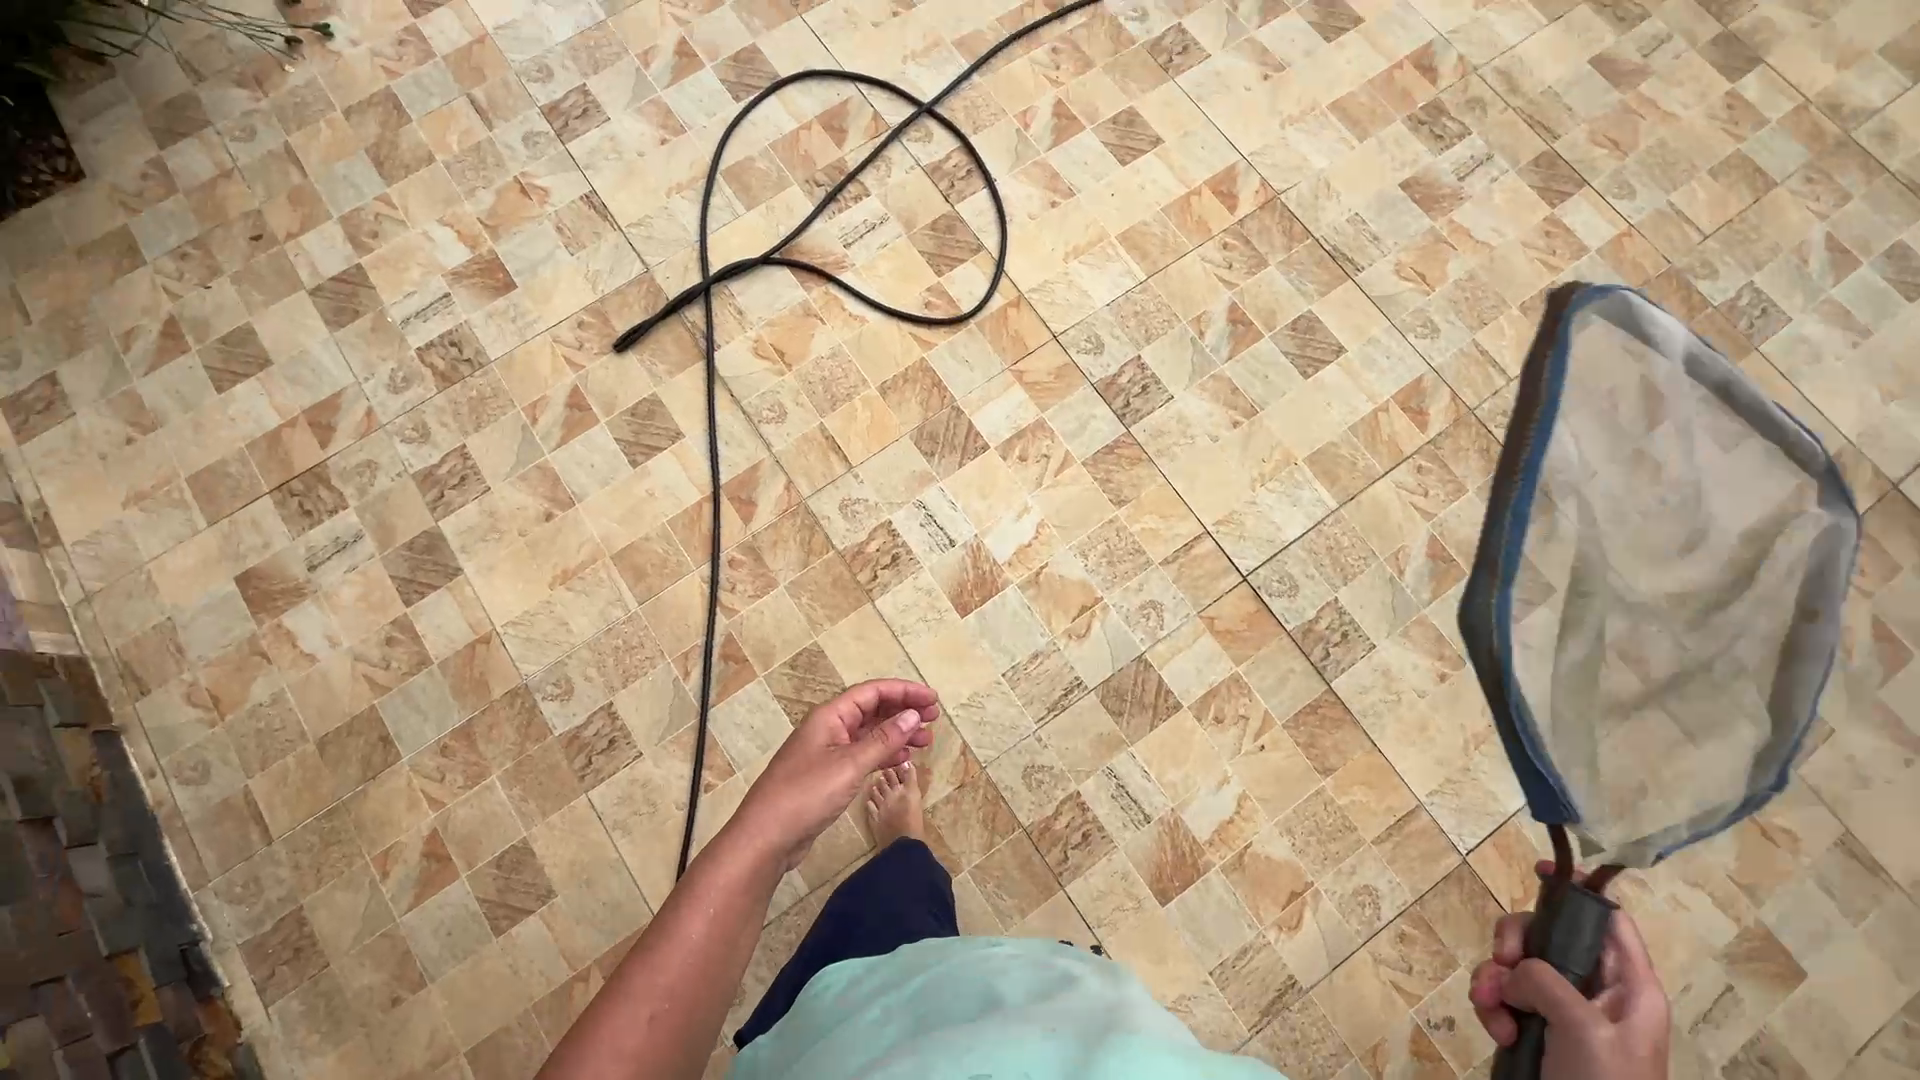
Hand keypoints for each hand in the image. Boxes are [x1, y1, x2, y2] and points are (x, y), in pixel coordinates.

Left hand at [725, 679, 939, 870]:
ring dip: (897, 734)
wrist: (766, 837)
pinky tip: (901, 760)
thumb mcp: (850, 765)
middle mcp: (829, 728)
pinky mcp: (828, 775)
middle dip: (903, 711)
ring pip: (869, 733)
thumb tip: (913, 715)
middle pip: (871, 709)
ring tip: (925, 741)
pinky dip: (883, 754)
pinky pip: (862, 754)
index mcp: (830, 716)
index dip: (904, 692)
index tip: (933, 699)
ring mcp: (827, 752)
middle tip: (934, 720)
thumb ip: (884, 739)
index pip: (873, 692)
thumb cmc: (806, 795)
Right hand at [1470, 862, 1669, 1079]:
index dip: (1577, 891)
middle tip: (1502, 963)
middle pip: (1547, 935)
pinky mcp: (1537, 1030)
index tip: (1538, 869)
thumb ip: (1547, 981)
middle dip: (1514, 944)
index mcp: (1630, 987)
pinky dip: (1492, 1008)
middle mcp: (1597, 991)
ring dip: (1494, 981)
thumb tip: (1514, 972)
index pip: (1608, 920)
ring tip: (1491, 1010)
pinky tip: (1496, 1031)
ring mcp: (1565, 1012)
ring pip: (1517, 967)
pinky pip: (1504, 998)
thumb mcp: (1584, 1029)